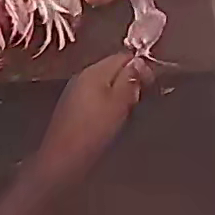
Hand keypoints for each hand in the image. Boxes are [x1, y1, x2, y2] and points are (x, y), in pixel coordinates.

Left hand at [30, 52, 155, 180]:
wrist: (63, 159)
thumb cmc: (95, 129)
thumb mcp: (119, 103)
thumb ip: (130, 79)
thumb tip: (140, 61)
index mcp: (94, 71)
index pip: (123, 56)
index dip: (141, 67)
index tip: (151, 85)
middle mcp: (83, 75)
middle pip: (113, 68)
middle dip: (130, 81)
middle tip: (140, 101)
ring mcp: (75, 91)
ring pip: (105, 83)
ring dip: (119, 93)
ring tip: (128, 111)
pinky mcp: (72, 106)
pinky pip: (96, 95)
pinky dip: (107, 102)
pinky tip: (111, 118)